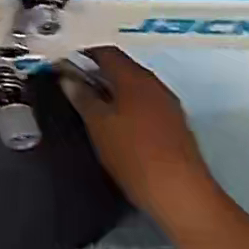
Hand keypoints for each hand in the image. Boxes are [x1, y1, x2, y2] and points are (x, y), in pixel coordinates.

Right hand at [59, 47, 215, 220]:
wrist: (183, 197)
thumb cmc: (135, 155)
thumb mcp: (98, 124)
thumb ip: (81, 96)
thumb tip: (68, 79)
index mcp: (133, 76)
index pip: (104, 51)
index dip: (82, 54)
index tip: (65, 63)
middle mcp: (154, 83)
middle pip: (121, 67)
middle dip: (98, 73)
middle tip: (76, 84)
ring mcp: (169, 105)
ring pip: (135, 86)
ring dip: (114, 91)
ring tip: (95, 106)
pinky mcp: (177, 126)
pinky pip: (147, 104)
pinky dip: (130, 107)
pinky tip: (120, 126)